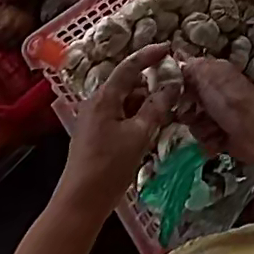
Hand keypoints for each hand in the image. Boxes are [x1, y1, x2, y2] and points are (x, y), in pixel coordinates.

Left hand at [56, 45, 173, 213]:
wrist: (80, 205)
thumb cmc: (108, 167)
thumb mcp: (138, 135)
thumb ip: (156, 108)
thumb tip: (172, 85)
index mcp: (104, 98)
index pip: (129, 67)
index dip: (149, 55)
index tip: (168, 48)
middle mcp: (97, 104)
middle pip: (128, 85)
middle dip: (151, 86)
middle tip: (174, 92)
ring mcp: (95, 120)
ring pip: (126, 102)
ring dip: (145, 105)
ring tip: (166, 115)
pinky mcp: (96, 135)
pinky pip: (121, 117)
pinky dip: (137, 118)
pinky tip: (150, 131)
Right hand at [182, 58, 253, 164]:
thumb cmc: (231, 100)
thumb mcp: (209, 75)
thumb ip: (192, 67)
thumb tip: (179, 62)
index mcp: (215, 73)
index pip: (187, 76)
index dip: (179, 85)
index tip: (175, 92)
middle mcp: (215, 92)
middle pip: (186, 102)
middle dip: (188, 111)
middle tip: (194, 113)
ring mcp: (218, 114)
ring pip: (192, 122)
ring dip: (200, 127)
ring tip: (213, 127)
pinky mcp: (220, 134)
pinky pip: (203, 138)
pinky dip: (210, 139)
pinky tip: (219, 137)